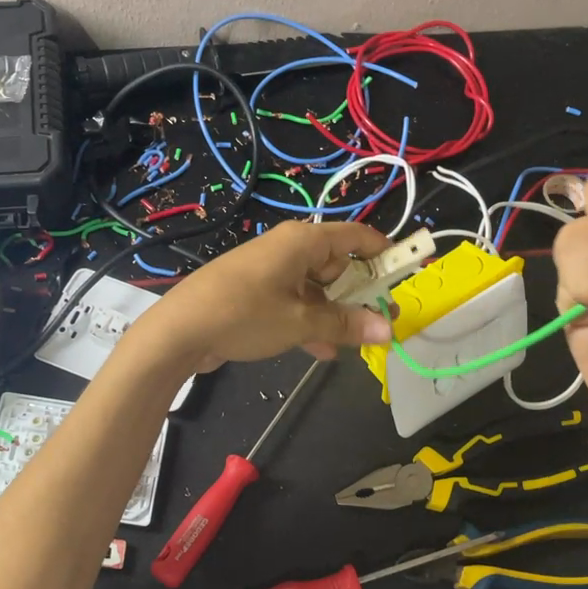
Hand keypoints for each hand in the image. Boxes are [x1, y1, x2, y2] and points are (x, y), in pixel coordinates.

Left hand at [132, 222, 394, 371]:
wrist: (179, 332)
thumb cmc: (243, 316)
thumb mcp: (300, 323)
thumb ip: (345, 325)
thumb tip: (388, 330)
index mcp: (302, 241)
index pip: (356, 236)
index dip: (385, 253)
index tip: (408, 274)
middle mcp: (287, 250)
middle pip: (336, 265)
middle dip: (358, 295)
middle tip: (380, 324)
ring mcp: (268, 273)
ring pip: (315, 290)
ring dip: (333, 316)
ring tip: (353, 345)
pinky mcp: (253, 296)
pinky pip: (293, 304)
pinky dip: (308, 323)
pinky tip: (319, 351)